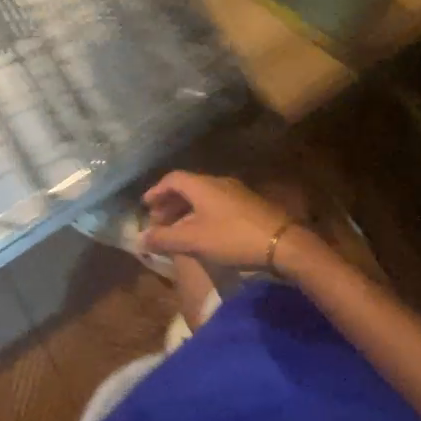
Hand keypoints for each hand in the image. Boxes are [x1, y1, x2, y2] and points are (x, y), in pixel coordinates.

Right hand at [141, 171, 292, 268]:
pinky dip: (201, 214)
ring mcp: (235, 192)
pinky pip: (216, 203)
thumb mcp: (194, 240)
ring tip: (177, 229)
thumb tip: (140, 238)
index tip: (145, 205)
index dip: (156, 190)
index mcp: (203, 185)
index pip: (173, 178)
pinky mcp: (247, 205)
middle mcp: (218, 182)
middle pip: (188, 186)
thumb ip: (165, 238)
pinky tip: (202, 232)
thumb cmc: (232, 237)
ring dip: (186, 209)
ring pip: (203, 196)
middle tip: (158, 221)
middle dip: (170, 202)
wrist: (281, 242)